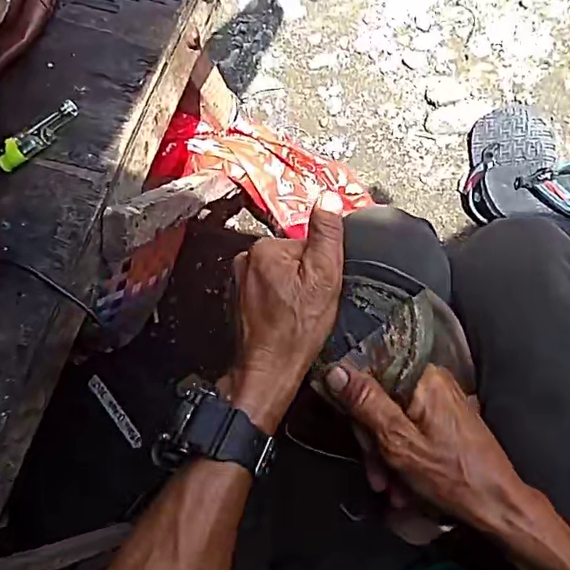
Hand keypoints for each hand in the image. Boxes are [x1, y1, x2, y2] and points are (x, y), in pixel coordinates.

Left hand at [220, 199, 344, 431]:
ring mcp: (241, 283)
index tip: (320, 289)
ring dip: (293, 294)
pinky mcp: (241, 302)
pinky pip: (270, 294)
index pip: (305, 245)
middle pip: (293, 259)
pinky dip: (281, 305)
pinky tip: (287, 322)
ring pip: (282, 278)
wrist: (269, 370)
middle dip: (306, 280)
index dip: (320, 267)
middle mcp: (246, 261)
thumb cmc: (295, 332)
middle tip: (311, 305)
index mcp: (264, 248)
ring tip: (298, 316)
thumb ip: (327, 235)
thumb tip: (328, 200)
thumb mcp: (324, 278)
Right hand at [326, 364, 533, 533]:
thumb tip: (336, 372)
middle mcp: (433, 382)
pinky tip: (403, 484)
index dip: (353, 404)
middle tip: (376, 473)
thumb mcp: (397, 441)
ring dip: (385, 456)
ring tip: (391, 486)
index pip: (369, 372)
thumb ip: (365, 404)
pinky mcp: (444, 420)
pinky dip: (402, 456)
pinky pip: (409, 430)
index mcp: (423, 378)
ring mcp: (440, 401)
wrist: (495, 503)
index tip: (352, 433)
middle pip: (379, 399)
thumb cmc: (453, 476)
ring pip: (392, 419)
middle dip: (372, 441)